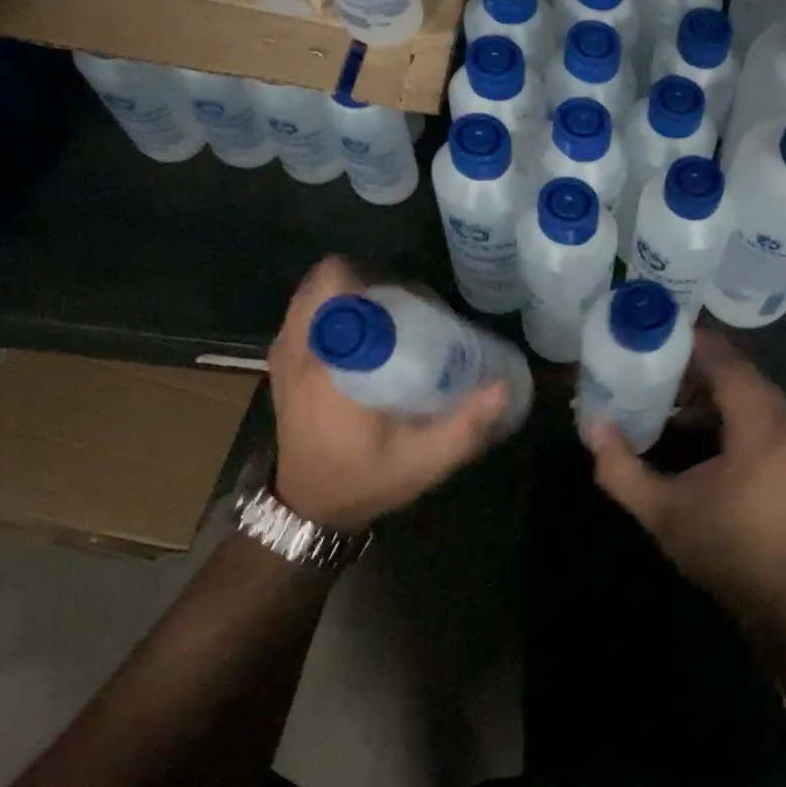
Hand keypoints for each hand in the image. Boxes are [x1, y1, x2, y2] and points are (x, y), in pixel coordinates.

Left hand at [268, 257, 507, 531]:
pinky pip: (309, 313)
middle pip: (328, 280)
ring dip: (355, 297)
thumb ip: (464, 426)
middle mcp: (298, 348)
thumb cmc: (363, 482)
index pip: (343, 288)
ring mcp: (284, 352)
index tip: (425, 310)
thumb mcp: (423, 462)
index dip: (386, 287)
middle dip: (373, 284)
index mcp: (327, 366)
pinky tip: (371, 343)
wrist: (308, 506)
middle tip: (413, 314)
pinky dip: (338, 313)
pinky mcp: (282, 360)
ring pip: (316, 293)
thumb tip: (503, 387)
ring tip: (395, 325)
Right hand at [590, 331, 785, 610]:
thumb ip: (621, 466)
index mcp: (761, 428)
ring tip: (663, 386)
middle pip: (740, 371)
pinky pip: (758, 408)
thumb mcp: (661, 509)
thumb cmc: (720, 549)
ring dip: (711, 384)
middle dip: (696, 363)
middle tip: (649, 360)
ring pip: (750, 389)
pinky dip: (727, 404)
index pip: (727, 363)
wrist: (774, 592)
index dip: (691, 342)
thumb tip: (592, 424)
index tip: (652, 333)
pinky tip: (691, 417)